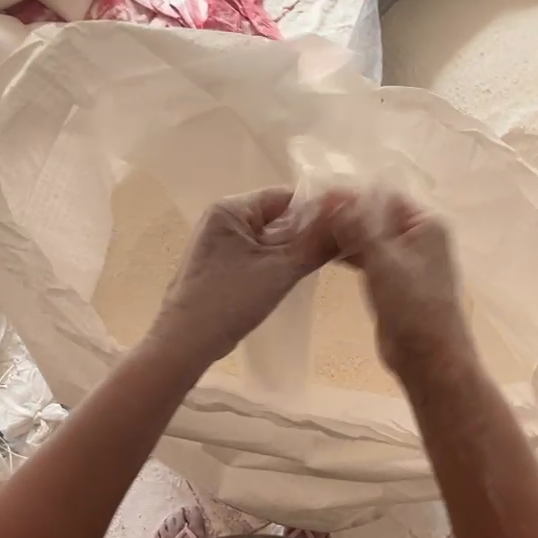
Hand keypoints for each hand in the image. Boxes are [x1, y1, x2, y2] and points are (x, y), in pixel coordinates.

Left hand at [145, 188, 338, 370]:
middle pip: (276, 215)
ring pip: (267, 237)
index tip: (345, 223)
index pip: (283, 196)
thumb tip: (351, 225)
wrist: (186, 341)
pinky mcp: (219, 266)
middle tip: (341, 243)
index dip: (317, 208)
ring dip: (293, 247)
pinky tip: (295, 274)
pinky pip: (256, 254)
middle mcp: (221, 219)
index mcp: (230, 208)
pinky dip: (277, 261)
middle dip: (307, 229)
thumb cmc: (231, 299)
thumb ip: (317, 245)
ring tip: (324, 260)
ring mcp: (218, 243)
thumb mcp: (280, 270)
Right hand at [325, 189, 476, 382]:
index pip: (383, 196)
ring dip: (342, 235)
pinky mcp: (392, 280)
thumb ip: (359, 227)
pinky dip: (347, 254)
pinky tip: (321, 251)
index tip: (316, 197)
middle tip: (306, 216)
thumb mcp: (383, 260)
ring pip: (368, 237)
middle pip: (375, 215)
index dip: (350, 195)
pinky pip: (367, 257)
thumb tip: (336, 198)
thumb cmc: (412, 304)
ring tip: (308, 232)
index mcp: (425, 223)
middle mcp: (418, 236)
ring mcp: (405, 259)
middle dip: (343, 214)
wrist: (427, 356)